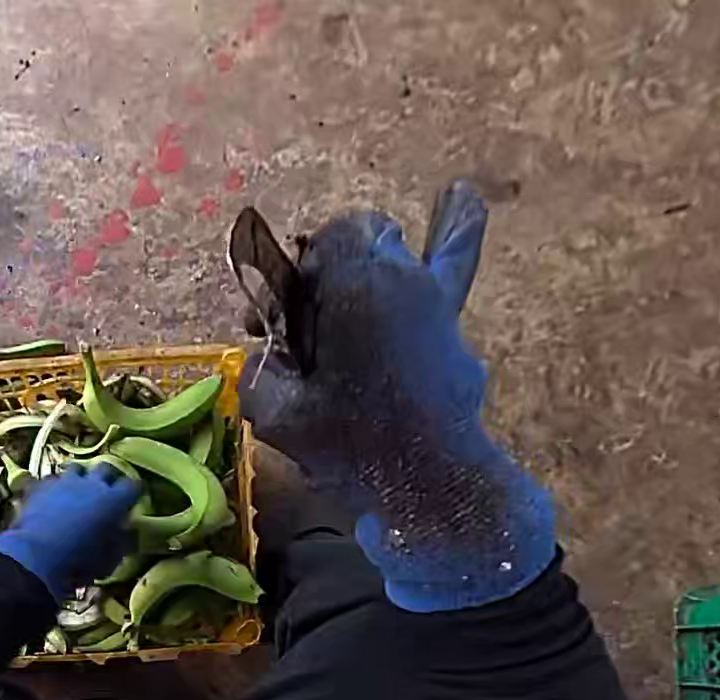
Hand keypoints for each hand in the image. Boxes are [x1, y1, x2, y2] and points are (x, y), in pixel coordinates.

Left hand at [0, 463, 141, 598]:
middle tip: (106, 489)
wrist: (37, 555)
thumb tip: (131, 532)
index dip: (134, 491)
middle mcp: (92, 484)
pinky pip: (51, 480)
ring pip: (76, 468)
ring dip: (79, 476)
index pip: (132, 486)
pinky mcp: (41, 486)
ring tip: (77, 488)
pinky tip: (50, 497)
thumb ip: (124, 542)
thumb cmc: (80, 560)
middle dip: (107, 476)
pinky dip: (54, 487)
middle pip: (105, 468)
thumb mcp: (110, 559)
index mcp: (114, 500)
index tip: (132, 498)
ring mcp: (64, 482)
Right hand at [239, 181, 554, 611]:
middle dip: (325, 268)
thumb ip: (259, 374)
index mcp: (357, 289)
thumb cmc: (351, 447)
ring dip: (368, 261)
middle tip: (303, 318)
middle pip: (362, 240)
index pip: (329, 238)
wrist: (427, 486)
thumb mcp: (278, 416)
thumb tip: (263, 360)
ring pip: (400, 249)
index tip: (276, 316)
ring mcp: (435, 301)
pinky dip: (453, 230)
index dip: (297, 269)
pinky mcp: (452, 328)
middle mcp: (402, 279)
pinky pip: (454, 265)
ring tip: (359, 253)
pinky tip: (459, 193)